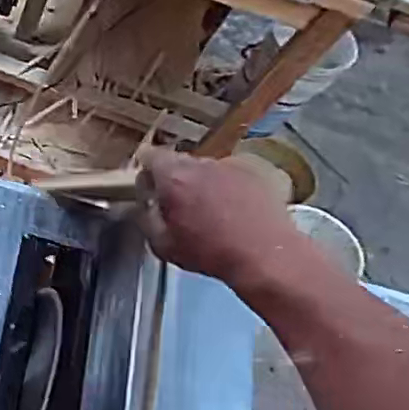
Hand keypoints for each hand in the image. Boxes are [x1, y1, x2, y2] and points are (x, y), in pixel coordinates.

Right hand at [138, 148, 304, 287]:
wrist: (264, 253)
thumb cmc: (209, 252)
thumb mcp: (162, 245)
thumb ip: (146, 218)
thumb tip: (144, 205)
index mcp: (174, 178)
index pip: (150, 156)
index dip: (146, 171)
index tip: (148, 189)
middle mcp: (202, 163)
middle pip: (179, 162)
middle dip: (173, 180)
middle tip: (176, 208)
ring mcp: (231, 165)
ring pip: (205, 169)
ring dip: (200, 185)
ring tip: (207, 213)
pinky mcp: (254, 172)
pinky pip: (229, 175)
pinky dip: (224, 188)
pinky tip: (231, 212)